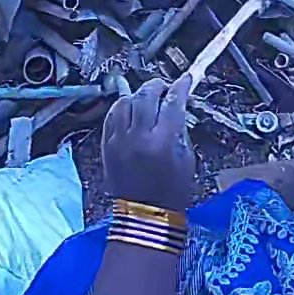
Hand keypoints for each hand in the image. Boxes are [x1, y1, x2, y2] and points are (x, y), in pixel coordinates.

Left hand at [101, 78, 196, 208]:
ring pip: (125, 101)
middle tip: (165, 87)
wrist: (144, 215)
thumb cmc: (172, 190)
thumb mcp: (187, 159)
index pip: (173, 103)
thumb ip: (180, 130)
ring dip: (138, 95)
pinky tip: (130, 109)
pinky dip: (122, 107)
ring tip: (147, 98)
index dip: (181, 87)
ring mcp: (119, 139)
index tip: (186, 79)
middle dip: (158, 86)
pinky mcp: (106, 144)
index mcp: (164, 142)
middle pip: (146, 96)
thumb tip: (176, 106)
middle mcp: (139, 137)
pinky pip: (112, 115)